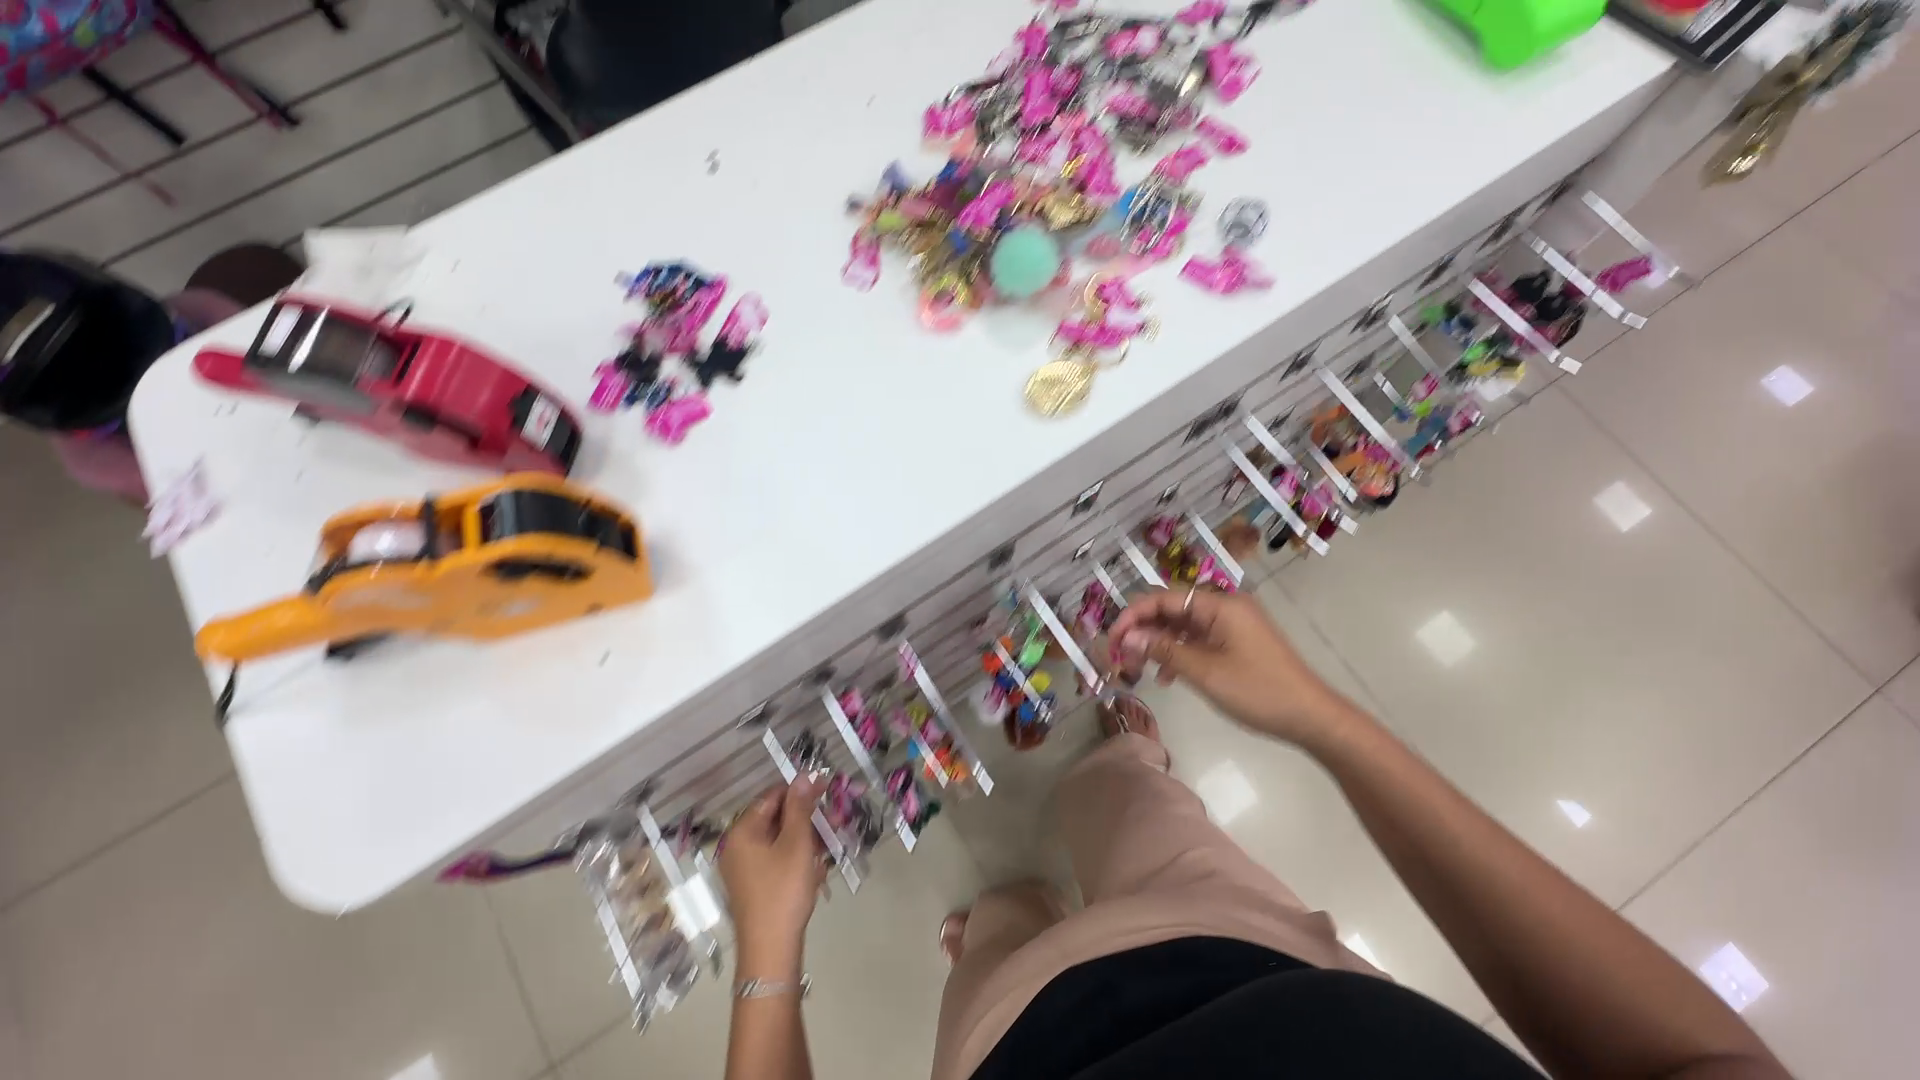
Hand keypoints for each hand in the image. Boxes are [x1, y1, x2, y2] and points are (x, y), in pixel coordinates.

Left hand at [720, 777, 829, 977]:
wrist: (771, 949)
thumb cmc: (783, 890)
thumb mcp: (797, 844)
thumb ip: (800, 807)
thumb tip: (804, 776)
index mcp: (742, 832)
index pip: (772, 797)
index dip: (800, 790)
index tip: (827, 788)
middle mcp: (737, 847)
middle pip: (776, 819)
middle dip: (807, 818)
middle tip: (835, 822)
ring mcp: (744, 869)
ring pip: (780, 842)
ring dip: (806, 840)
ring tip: (830, 847)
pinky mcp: (755, 887)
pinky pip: (778, 862)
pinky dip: (798, 860)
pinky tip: (818, 871)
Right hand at [1109, 587, 1362, 746]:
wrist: (1310, 717)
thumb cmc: (1258, 691)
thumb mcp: (1205, 672)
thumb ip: (1164, 650)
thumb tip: (1127, 636)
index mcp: (1220, 605)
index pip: (1164, 598)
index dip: (1133, 616)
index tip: (1111, 640)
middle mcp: (1226, 607)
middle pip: (1172, 610)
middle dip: (1143, 630)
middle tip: (1119, 657)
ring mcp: (1233, 626)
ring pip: (1182, 627)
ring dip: (1158, 644)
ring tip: (1138, 669)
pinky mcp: (1236, 643)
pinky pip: (1198, 640)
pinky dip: (1178, 653)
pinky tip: (1167, 677)